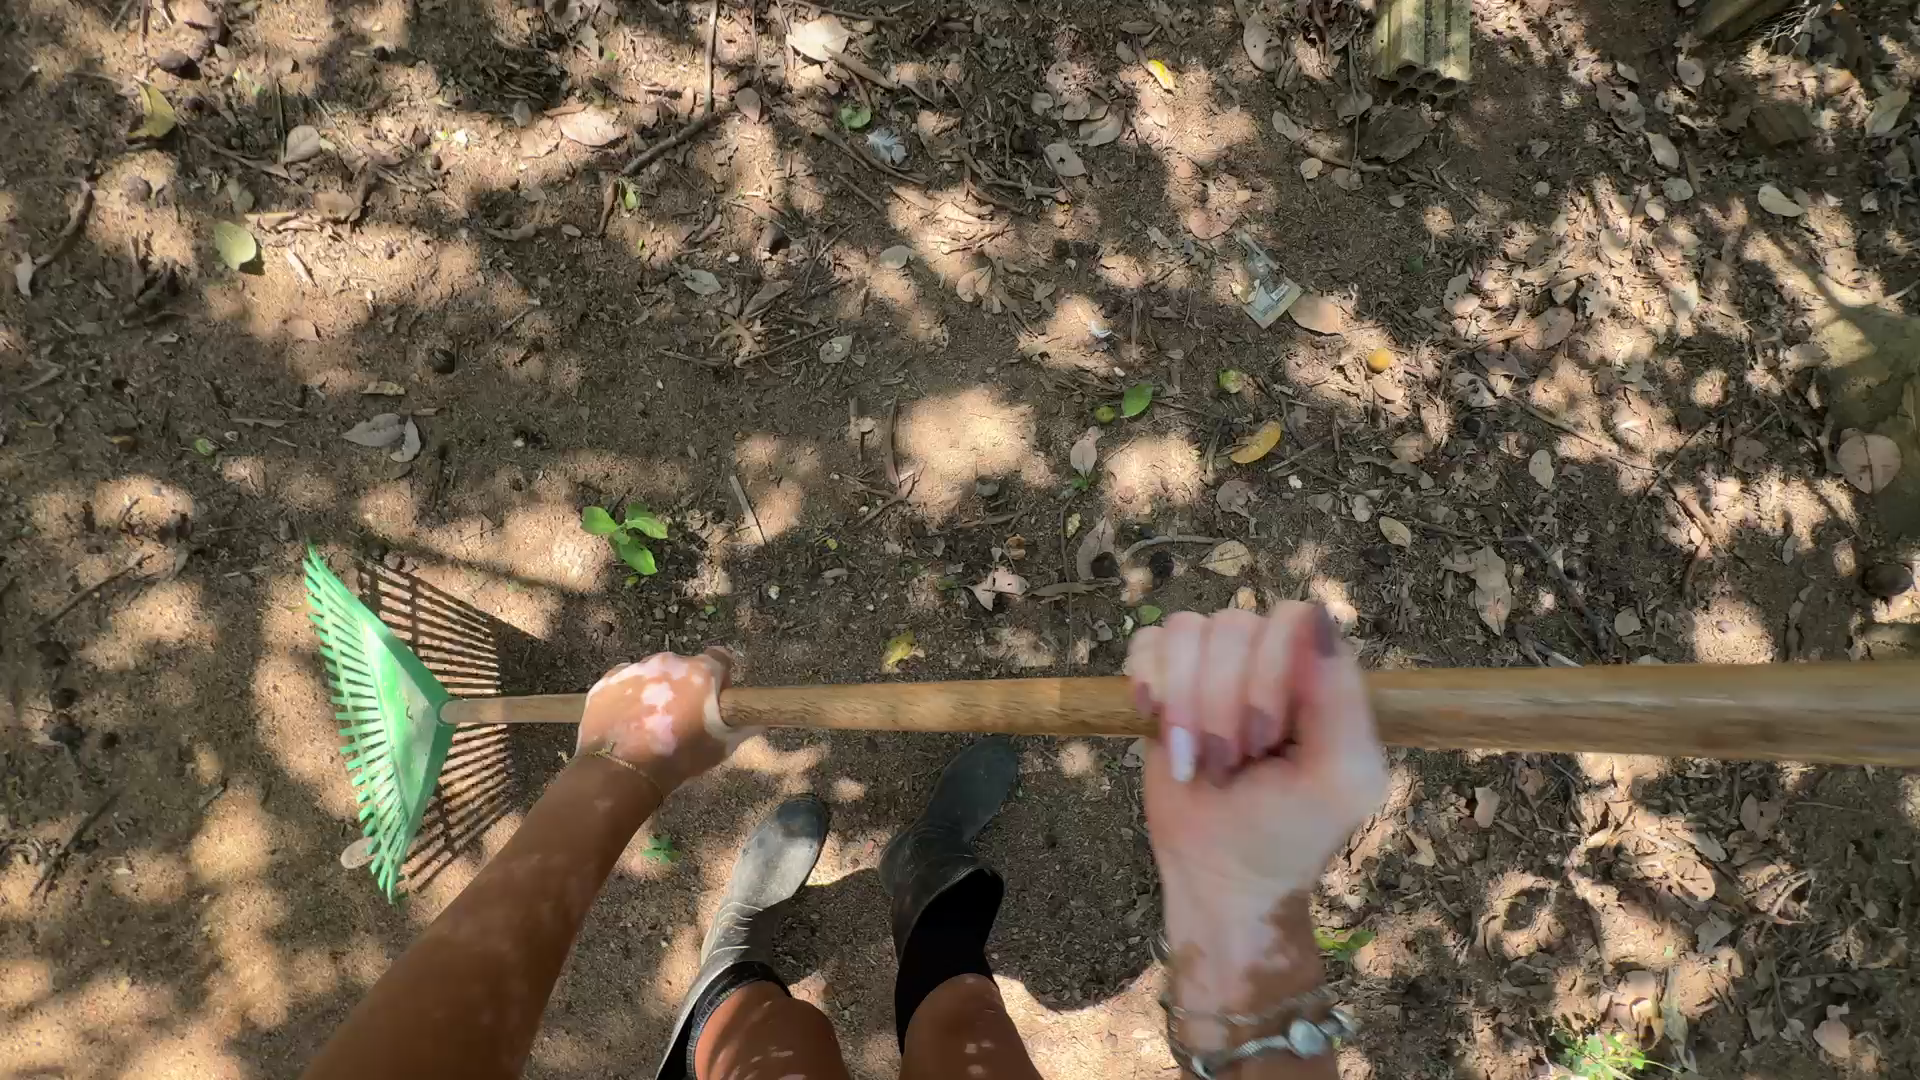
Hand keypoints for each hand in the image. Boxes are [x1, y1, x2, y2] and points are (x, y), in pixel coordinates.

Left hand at [576, 648, 756, 792]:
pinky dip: (629, 694)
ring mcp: (636, 668)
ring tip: (651, 720)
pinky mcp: (608, 681)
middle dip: (686, 685)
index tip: (715, 698)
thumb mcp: (721, 748)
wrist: (621, 772)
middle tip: (682, 715)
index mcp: (701, 672)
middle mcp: (670, 661)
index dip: (720, 677)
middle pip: (685, 666)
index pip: (721, 658)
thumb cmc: (678, 758)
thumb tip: (759, 720)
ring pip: (653, 672)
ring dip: (657, 689)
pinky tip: (629, 718)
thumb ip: (743, 728)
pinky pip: (625, 680)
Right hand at [1126, 604, 1385, 1017]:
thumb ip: (1341, 700)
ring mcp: (1209, 662)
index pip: (1289, 620)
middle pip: (1232, 626)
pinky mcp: (1162, 675)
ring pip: (1185, 631)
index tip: (1268, 738)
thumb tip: (1319, 614)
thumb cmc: (1287, 830)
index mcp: (1315, 670)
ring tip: (1198, 756)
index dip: (1269, 672)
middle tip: (1231, 760)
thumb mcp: (1338, 781)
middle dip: (1222, 703)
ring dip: (1184, 703)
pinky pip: (1146, 643)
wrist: (1217, 869)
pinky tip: (1154, 720)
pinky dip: (1149, 683)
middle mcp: (1263, 654)